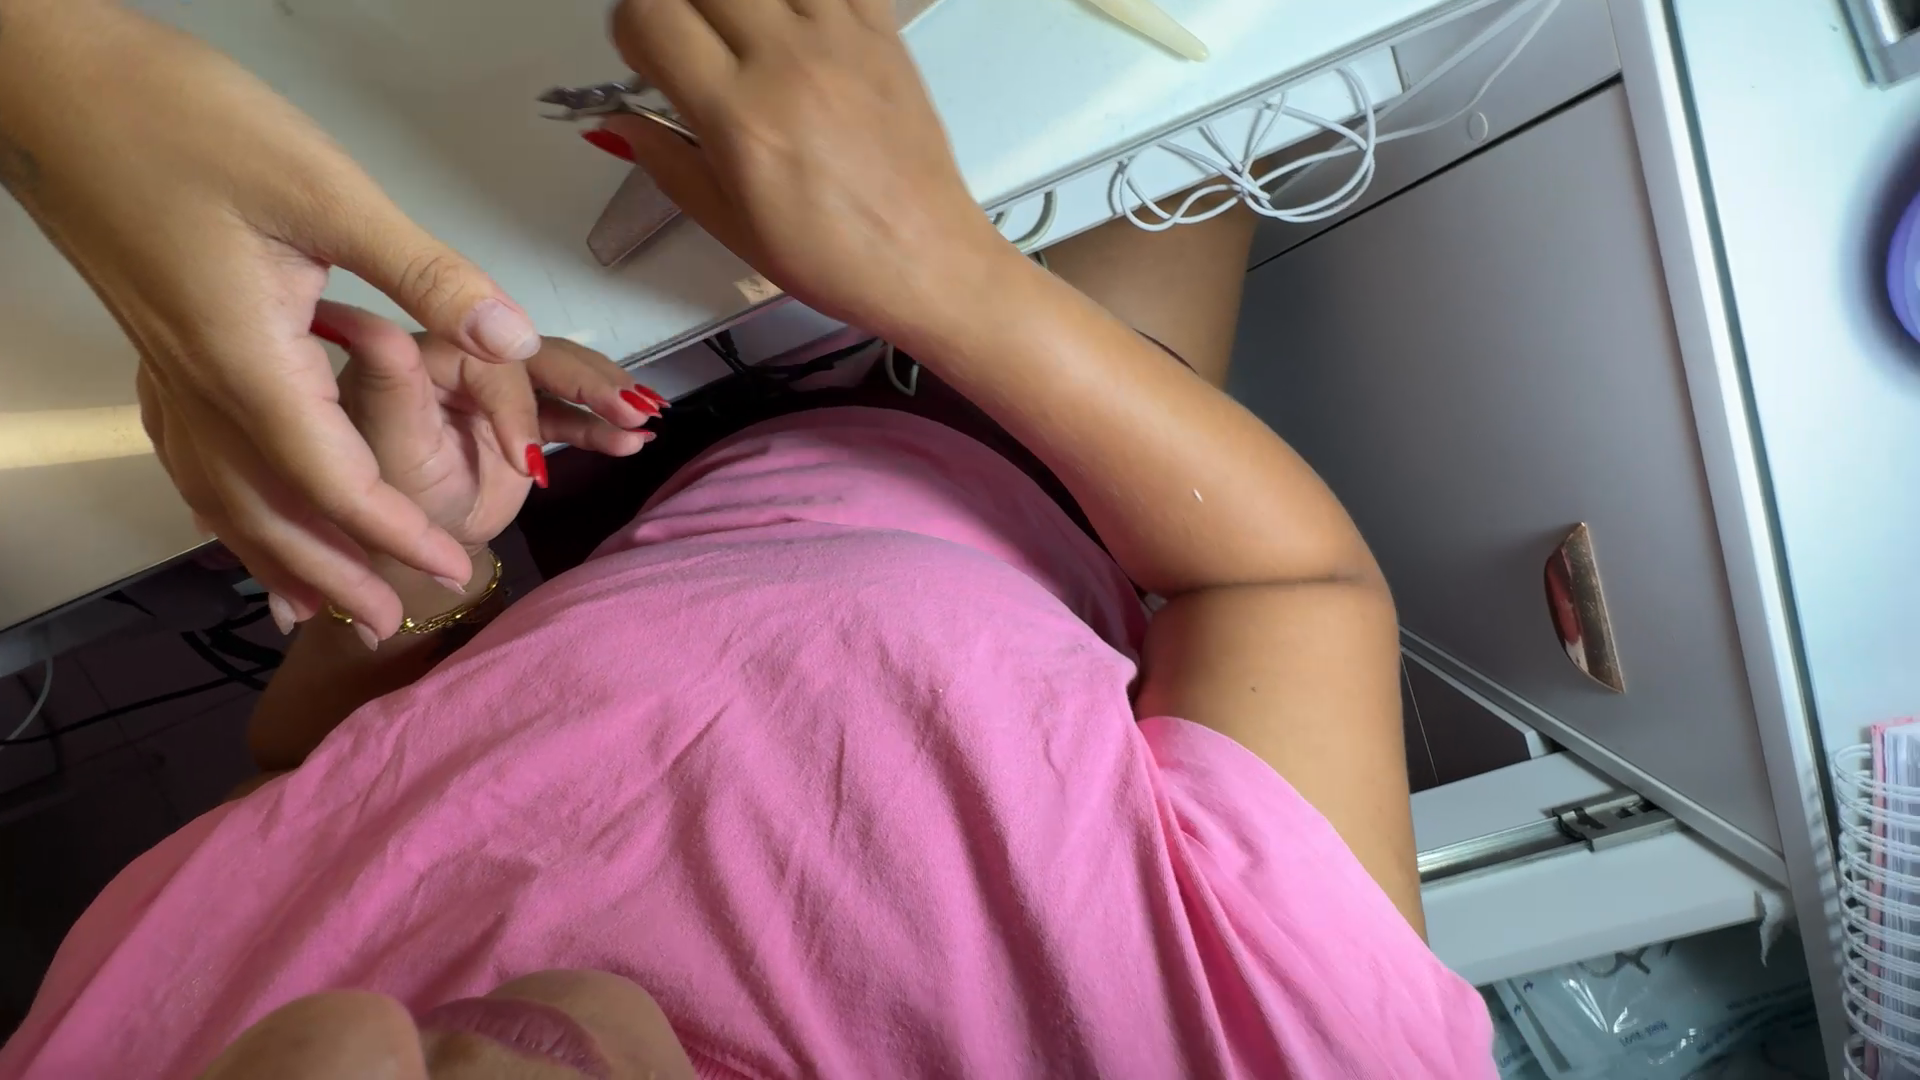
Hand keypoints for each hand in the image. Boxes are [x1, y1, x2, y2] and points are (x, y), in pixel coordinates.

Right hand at [0, 4, 644, 632]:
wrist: (34, 63)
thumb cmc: (183, 121)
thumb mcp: (327, 192)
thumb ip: (428, 276)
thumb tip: (515, 342)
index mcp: (251, 367)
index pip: (338, 484)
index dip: (397, 536)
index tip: (453, 569)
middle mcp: (202, 387)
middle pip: (272, 512)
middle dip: (335, 573)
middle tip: (387, 625)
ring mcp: (171, 372)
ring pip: (225, 495)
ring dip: (278, 557)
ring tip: (319, 607)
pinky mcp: (164, 347)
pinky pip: (199, 459)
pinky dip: (233, 510)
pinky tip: (249, 526)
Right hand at [601, 0, 1015, 340]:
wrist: (929, 264)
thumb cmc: (839, 263)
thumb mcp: (738, 232)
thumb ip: (671, 166)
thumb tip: (620, 124)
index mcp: (741, 118)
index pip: (646, 15)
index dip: (633, 35)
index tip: (651, 64)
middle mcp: (788, 62)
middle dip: (678, 8)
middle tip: (697, 50)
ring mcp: (841, 38)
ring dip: (738, 3)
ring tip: (750, 42)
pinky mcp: (883, 32)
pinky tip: (802, 32)